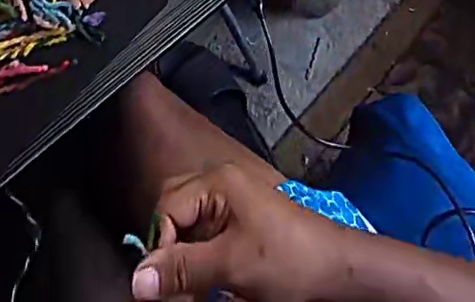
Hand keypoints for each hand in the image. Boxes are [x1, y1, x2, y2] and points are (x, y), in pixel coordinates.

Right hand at [132, 163, 348, 301]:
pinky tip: (208, 288)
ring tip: (194, 293)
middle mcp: (220, 185)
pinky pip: (205, 240)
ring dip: (184, 263)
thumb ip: (183, 268)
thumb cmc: (289, 258)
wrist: (336, 269)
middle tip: (177, 290)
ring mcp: (231, 204)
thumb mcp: (232, 265)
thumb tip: (137, 279)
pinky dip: (200, 264)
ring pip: (188, 231)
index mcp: (218, 182)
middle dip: (169, 253)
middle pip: (174, 215)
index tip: (162, 287)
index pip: (167, 208)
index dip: (160, 248)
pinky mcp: (239, 225)